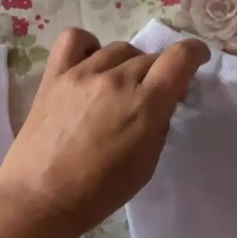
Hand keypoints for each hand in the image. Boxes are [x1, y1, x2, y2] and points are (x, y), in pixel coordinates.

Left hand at [0, 28, 207, 237]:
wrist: (40, 197)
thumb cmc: (98, 192)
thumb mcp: (146, 164)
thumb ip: (159, 125)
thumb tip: (161, 101)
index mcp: (145, 104)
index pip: (179, 58)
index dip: (194, 53)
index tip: (196, 59)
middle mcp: (115, 80)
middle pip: (149, 57)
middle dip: (159, 73)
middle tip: (152, 95)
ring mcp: (81, 74)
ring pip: (117, 49)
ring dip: (127, 64)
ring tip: (120, 87)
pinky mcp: (53, 75)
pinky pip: (74, 40)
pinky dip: (88, 45)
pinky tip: (90, 64)